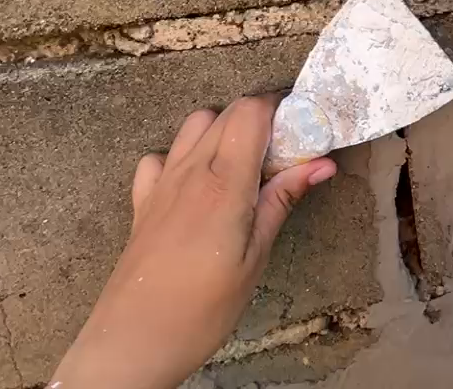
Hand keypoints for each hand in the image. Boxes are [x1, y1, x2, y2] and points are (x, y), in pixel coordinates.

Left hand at [51, 97, 337, 388]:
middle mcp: (191, 170)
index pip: (251, 110)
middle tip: (284, 147)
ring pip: (195, 124)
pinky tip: (195, 181)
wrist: (129, 348)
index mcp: (224, 181)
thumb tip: (324, 163)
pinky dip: (181, 155)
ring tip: (243, 160)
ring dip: (223, 127)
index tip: (301, 124)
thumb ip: (284, 200)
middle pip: (228, 110)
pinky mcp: (142, 203)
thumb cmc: (202, 308)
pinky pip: (160, 157)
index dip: (279, 105)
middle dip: (261, 114)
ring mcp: (161, 184)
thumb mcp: (256, 257)